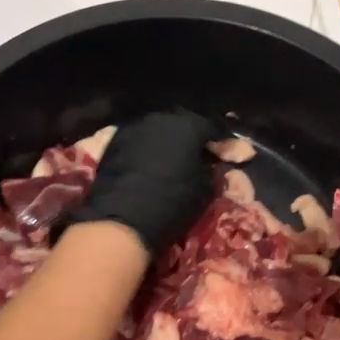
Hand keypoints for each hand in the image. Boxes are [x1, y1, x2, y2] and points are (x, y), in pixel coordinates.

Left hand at [65, 109, 219, 254]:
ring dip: (167, 142)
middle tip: (197, 155)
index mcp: (188, 126)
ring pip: (158, 130)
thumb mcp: (205, 189)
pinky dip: (146, 148)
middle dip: (191, 137)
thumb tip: (209, 163)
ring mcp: (134, 128)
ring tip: (172, 160)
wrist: (122, 221)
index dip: (220, 142)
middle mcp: (161, 118)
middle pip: (182, 124)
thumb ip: (210, 169)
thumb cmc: (173, 203)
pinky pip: (138, 140)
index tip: (225, 154)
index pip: (211, 128)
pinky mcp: (114, 141)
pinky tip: (148, 164)